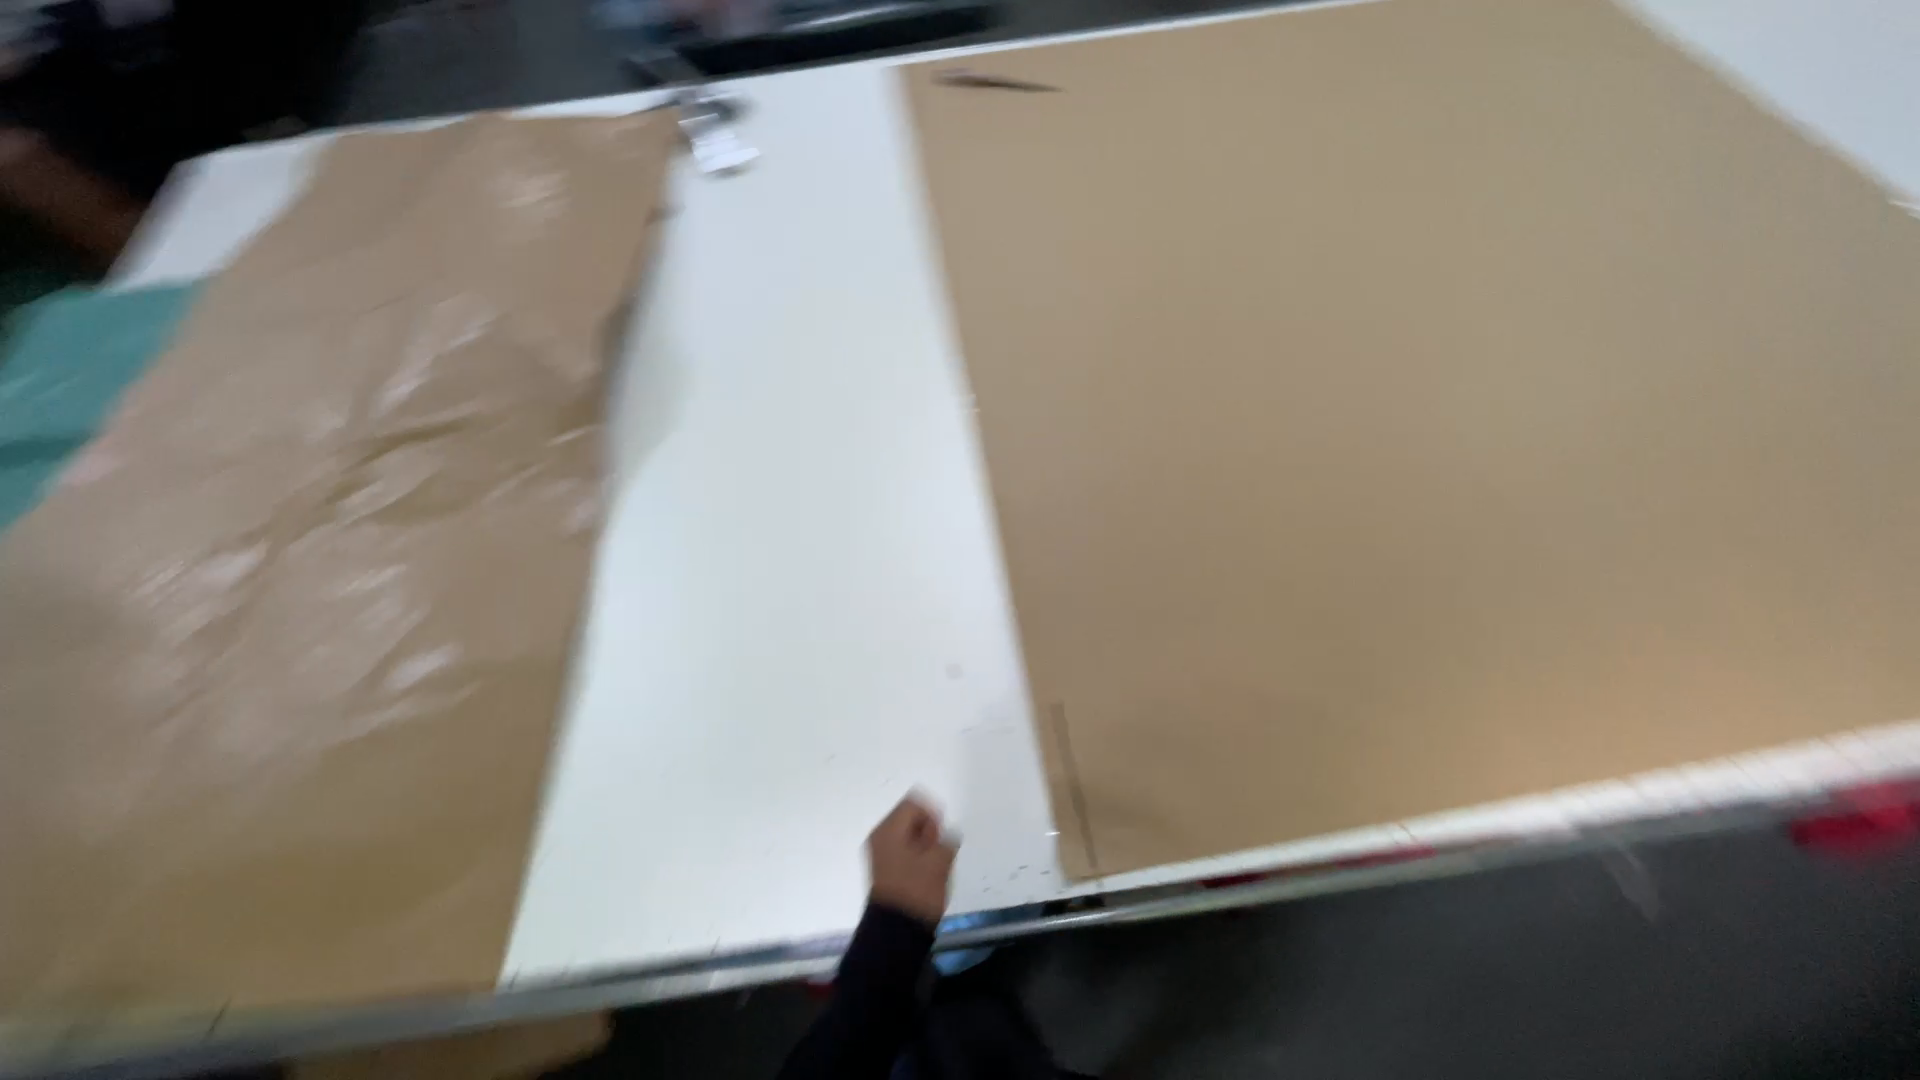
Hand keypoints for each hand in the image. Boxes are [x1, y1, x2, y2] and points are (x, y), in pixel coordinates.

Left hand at [866, 795, 956, 926]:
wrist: (896, 931)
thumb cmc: (918, 891)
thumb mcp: (939, 860)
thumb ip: (946, 839)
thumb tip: (946, 836)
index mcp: (888, 830)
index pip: (913, 804)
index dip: (932, 815)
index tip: (939, 837)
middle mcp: (879, 837)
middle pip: (909, 818)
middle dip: (928, 832)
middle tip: (936, 854)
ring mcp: (879, 853)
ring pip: (907, 835)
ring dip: (923, 846)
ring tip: (932, 867)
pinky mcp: (883, 869)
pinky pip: (902, 851)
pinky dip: (915, 857)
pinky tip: (924, 875)